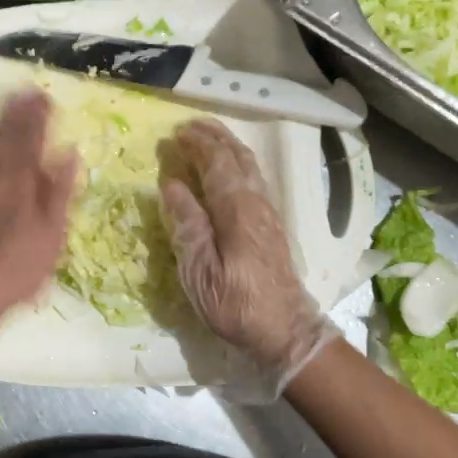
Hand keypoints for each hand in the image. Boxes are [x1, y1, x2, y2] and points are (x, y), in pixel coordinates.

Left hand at [0, 91, 78, 321]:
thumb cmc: (15, 268)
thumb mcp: (51, 233)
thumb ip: (58, 190)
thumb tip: (69, 153)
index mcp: (20, 180)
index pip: (30, 138)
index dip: (38, 116)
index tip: (46, 97)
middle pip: (5, 135)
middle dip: (17, 112)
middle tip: (28, 92)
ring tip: (9, 106)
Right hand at [161, 117, 334, 398]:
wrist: (285, 330)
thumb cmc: (236, 305)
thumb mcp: (200, 271)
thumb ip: (187, 225)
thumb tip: (172, 185)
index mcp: (237, 210)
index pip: (217, 163)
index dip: (197, 145)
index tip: (175, 134)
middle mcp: (256, 203)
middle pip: (237, 158)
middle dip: (214, 138)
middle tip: (189, 127)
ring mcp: (268, 214)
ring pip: (249, 167)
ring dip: (227, 148)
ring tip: (207, 139)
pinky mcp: (271, 227)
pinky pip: (253, 180)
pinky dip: (236, 165)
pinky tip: (228, 172)